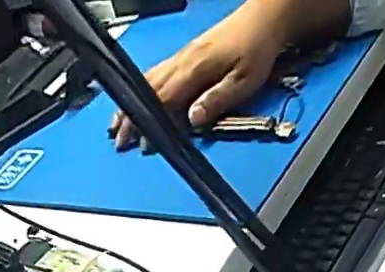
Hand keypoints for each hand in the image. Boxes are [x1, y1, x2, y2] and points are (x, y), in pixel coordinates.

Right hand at [109, 0, 347, 149]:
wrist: (266, 16)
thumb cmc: (258, 47)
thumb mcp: (244, 80)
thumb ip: (217, 100)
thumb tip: (193, 119)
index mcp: (195, 67)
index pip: (163, 99)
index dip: (149, 122)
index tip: (139, 141)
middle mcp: (184, 60)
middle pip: (148, 90)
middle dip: (130, 116)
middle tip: (119, 138)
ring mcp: (183, 56)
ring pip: (148, 81)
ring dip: (131, 102)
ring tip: (117, 122)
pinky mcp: (187, 55)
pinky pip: (157, 73)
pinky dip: (142, 89)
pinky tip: (136, 97)